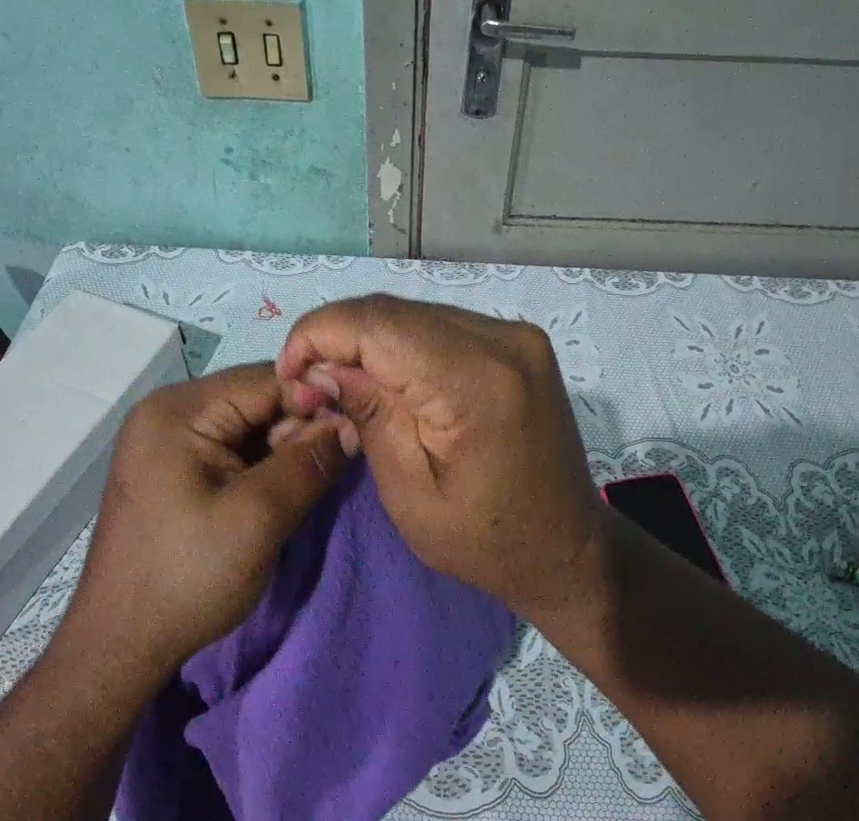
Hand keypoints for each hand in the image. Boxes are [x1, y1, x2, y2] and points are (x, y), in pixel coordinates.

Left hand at [59, 363, 350, 669]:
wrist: (121, 644)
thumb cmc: (187, 576)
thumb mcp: (260, 517)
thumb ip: (309, 462)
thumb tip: (350, 425)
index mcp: (178, 410)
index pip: (267, 378)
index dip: (315, 400)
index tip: (352, 432)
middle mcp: (169, 411)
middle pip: (257, 397)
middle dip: (298, 426)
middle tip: (327, 466)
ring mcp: (167, 439)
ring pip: (248, 423)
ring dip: (283, 447)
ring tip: (304, 483)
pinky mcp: (173, 466)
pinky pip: (231, 446)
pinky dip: (262, 463)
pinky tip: (277, 492)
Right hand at [276, 295, 605, 617]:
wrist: (568, 546)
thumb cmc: (486, 540)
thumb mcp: (410, 493)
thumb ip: (369, 415)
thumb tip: (322, 365)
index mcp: (478, 380)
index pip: (378, 323)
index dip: (319, 334)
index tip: (290, 374)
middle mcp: (504, 339)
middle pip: (394, 311)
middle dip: (339, 339)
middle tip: (311, 387)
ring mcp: (517, 335)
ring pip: (415, 313)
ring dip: (369, 341)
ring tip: (342, 386)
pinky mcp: (519, 342)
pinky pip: (442, 326)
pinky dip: (403, 345)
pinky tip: (386, 379)